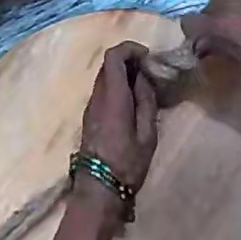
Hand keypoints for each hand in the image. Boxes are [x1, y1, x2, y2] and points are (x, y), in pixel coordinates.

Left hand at [75, 42, 158, 221]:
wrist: (98, 190)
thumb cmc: (127, 163)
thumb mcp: (147, 134)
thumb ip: (145, 101)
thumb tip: (143, 78)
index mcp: (111, 96)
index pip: (113, 57)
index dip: (130, 49)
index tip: (148, 57)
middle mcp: (97, 96)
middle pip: (108, 65)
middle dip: (129, 61)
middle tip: (150, 73)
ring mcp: (90, 107)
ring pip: (105, 78)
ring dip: (123, 75)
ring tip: (145, 89)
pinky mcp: (90, 117)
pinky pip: (103, 92)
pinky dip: (118, 88)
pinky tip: (133, 103)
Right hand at [180, 0, 240, 78]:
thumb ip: (223, 49)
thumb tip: (204, 46)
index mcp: (222, 26)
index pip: (190, 23)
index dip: (191, 34)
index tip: (199, 45)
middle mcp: (227, 5)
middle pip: (205, 10)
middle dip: (207, 24)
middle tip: (217, 38)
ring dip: (217, 7)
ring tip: (226, 19)